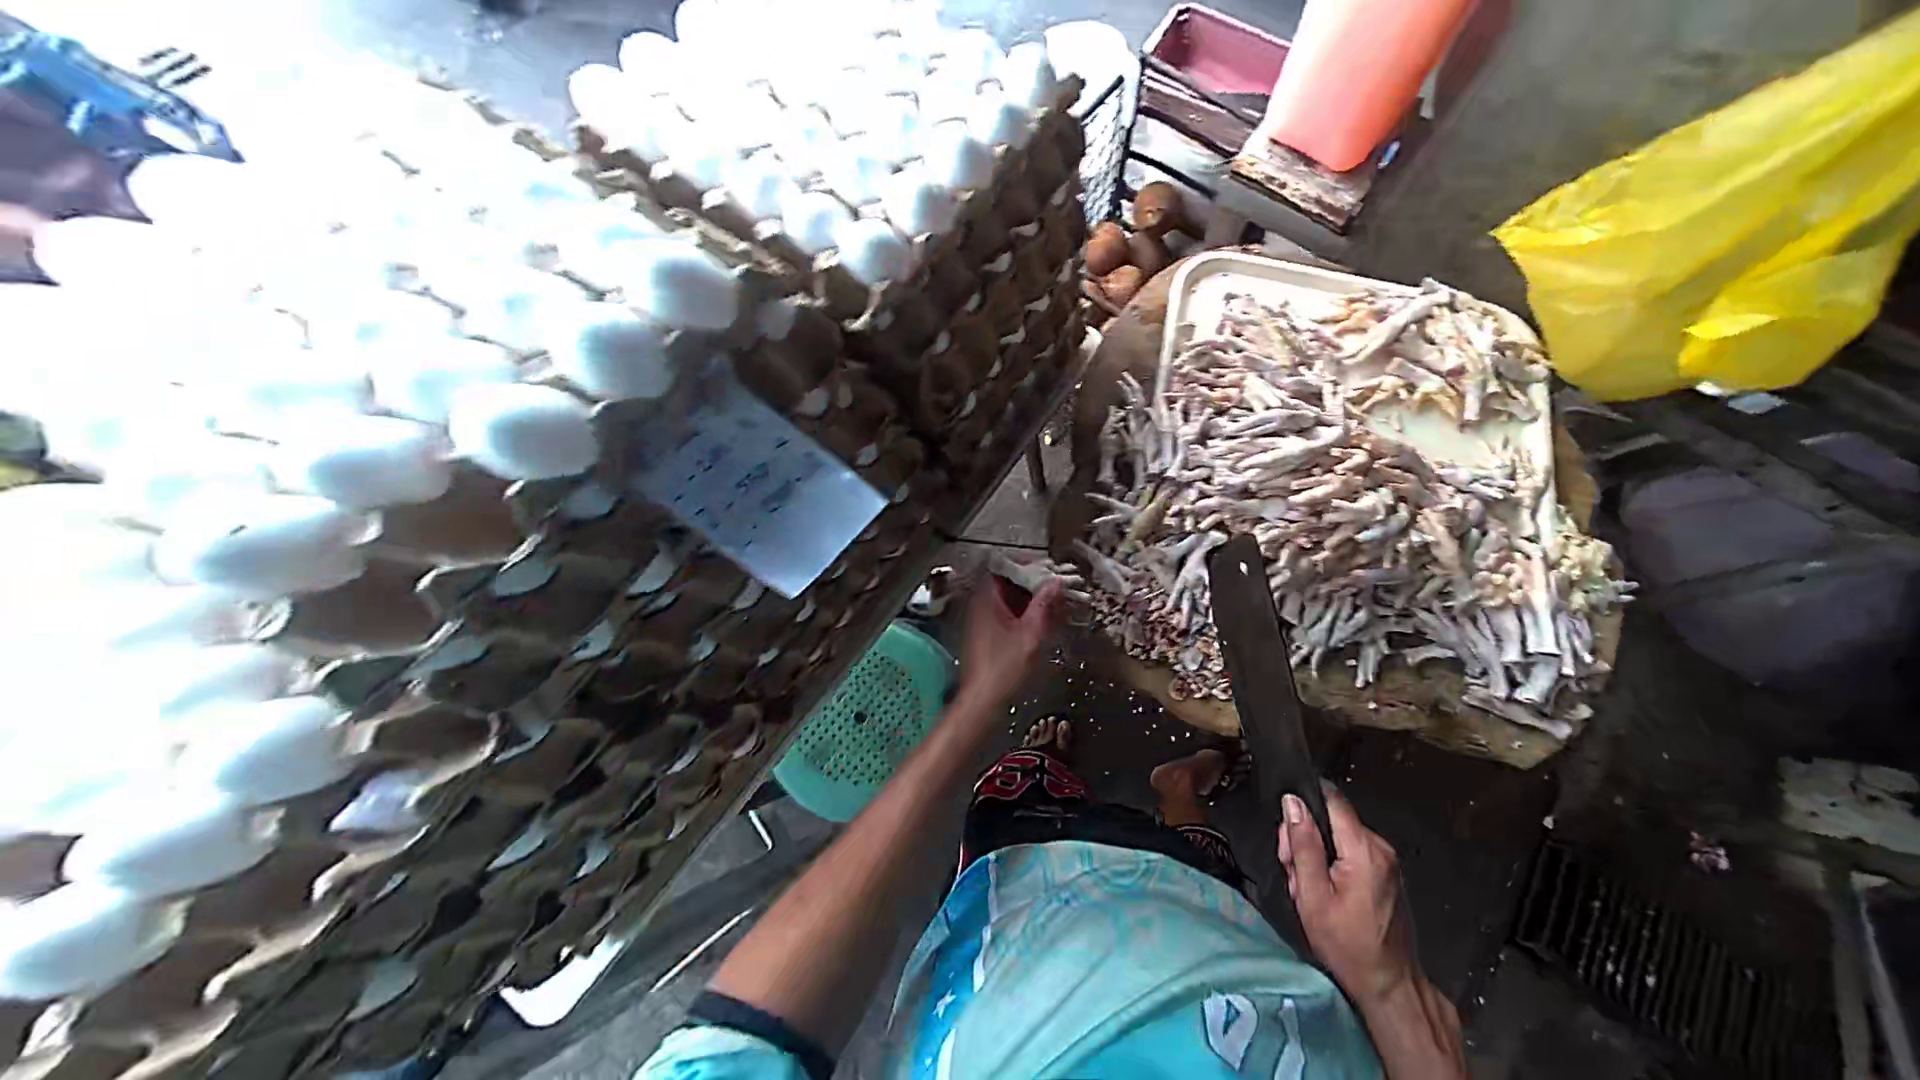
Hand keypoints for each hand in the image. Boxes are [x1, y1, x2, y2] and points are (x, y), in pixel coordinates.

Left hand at [956, 574, 1063, 710]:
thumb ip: (1044, 605)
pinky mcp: (986, 635)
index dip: (1028, 565)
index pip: (1005, 568)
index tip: (1050, 569)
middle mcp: (980, 605)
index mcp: (986, 599)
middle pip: (1007, 583)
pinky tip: (1044, 621)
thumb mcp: (1030, 634)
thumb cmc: (1004, 668)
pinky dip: (1024, 614)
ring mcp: (981, 620)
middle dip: (1033, 583)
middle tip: (1058, 586)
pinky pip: (1007, 615)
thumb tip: (1057, 582)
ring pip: (1009, 600)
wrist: (982, 701)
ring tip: (1057, 602)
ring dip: (1031, 600)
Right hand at [1277, 783, 1418, 1006]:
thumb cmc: (1347, 945)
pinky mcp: (1386, 871)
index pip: (1331, 798)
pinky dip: (1332, 862)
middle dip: (1305, 837)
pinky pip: (1350, 850)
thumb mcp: (1313, 896)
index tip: (1287, 831)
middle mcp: (1381, 847)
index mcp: (1364, 850)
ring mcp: (1387, 860)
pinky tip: (1325, 890)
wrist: (1390, 985)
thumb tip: (1292, 802)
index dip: (1303, 803)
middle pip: (1331, 818)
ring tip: (1309, 887)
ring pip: (1337, 835)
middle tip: (1294, 872)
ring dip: (1316, 853)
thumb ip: (1302, 845)